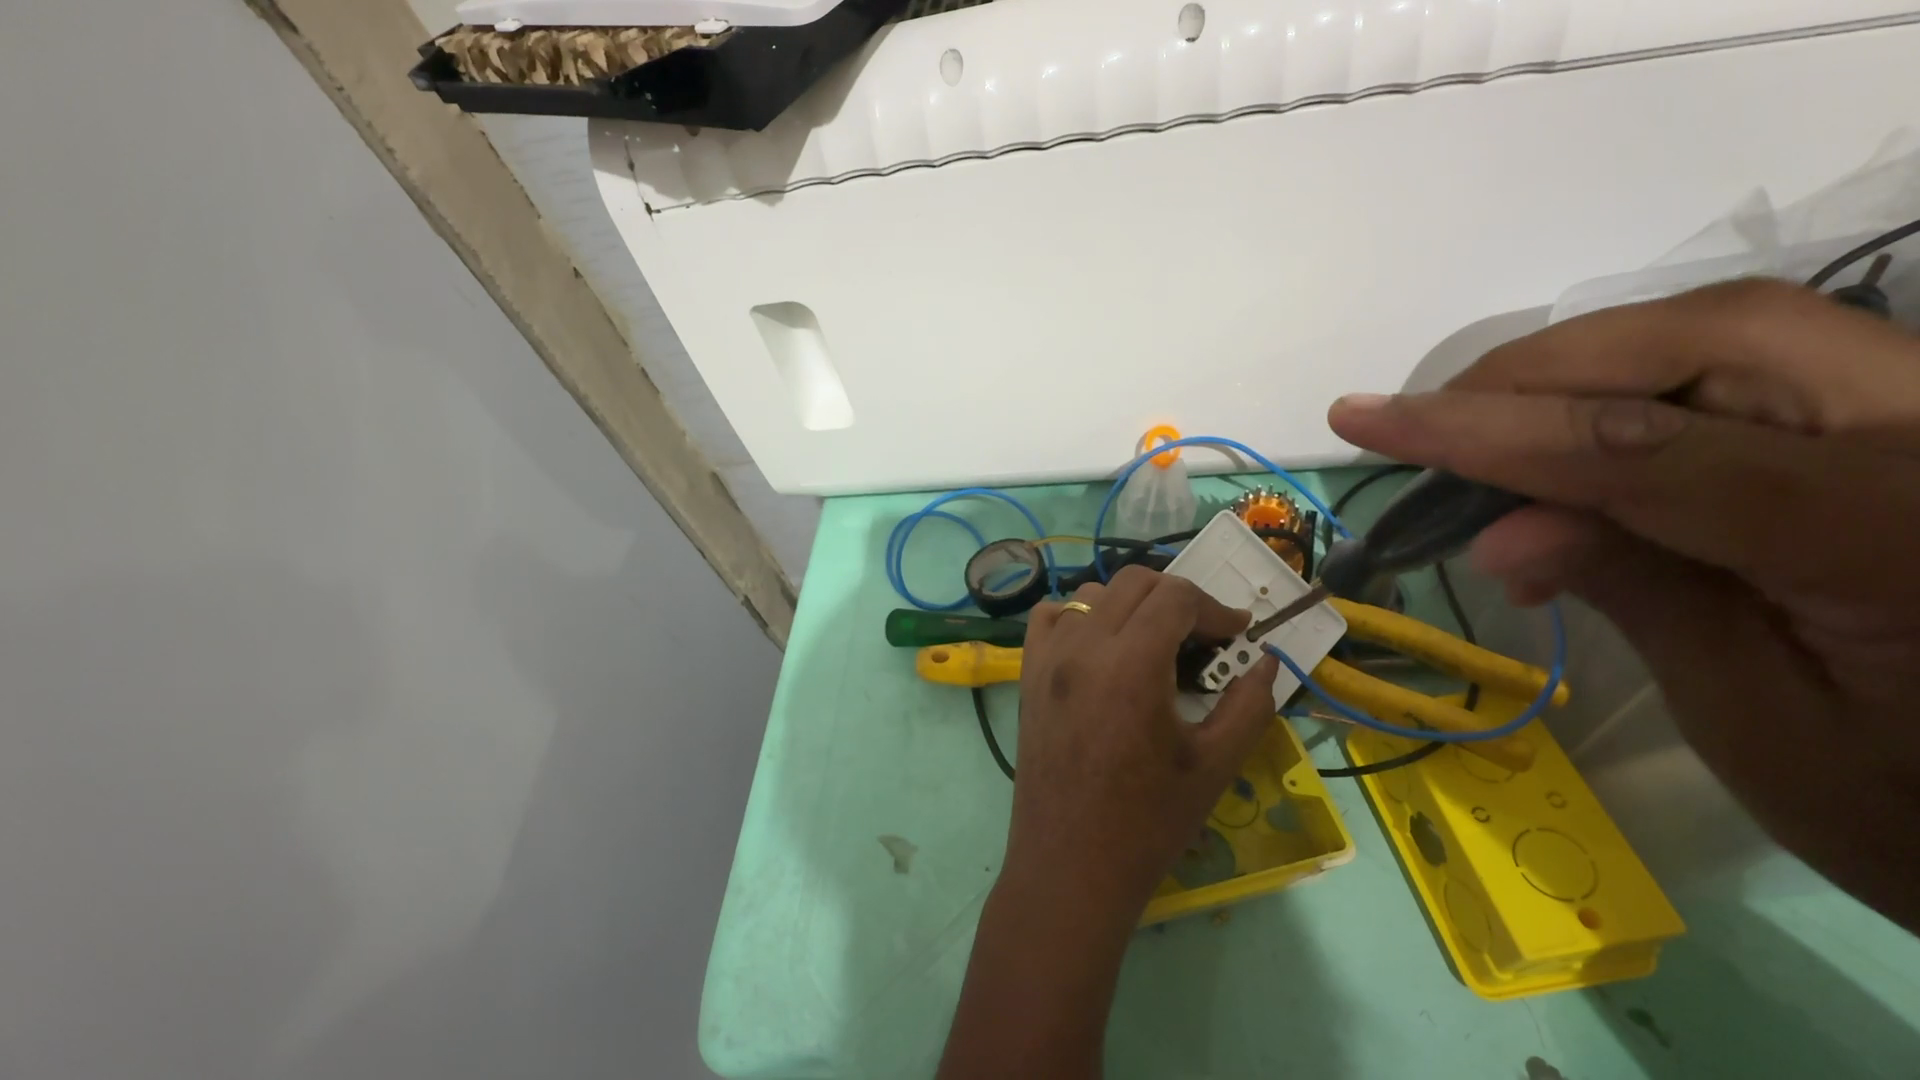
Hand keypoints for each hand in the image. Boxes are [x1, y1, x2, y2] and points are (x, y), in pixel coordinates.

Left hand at [938, 567, 1278, 1079]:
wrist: (1071, 866)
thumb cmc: (1148, 823)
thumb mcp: (1215, 765)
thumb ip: (1249, 703)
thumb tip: (1267, 660)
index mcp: (1131, 665)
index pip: (1176, 597)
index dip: (1215, 608)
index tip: (1237, 635)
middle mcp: (1083, 648)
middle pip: (1135, 583)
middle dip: (1179, 598)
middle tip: (1204, 637)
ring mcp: (1048, 659)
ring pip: (1092, 594)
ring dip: (1131, 605)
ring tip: (1155, 644)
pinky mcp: (1028, 676)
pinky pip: (1051, 618)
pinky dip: (1081, 616)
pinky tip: (1101, 649)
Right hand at [1328, 278, 1919, 930]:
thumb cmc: (1913, 808)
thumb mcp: (1755, 717)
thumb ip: (1636, 589)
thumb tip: (1496, 531)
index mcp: (1901, 534)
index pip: (1648, 450)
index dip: (1491, 432)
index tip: (1366, 419)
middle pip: (1708, 339)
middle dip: (1541, 373)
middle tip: (1432, 425)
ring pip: (1730, 333)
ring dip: (1583, 373)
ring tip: (1488, 440)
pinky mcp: (1903, 416)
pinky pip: (1752, 366)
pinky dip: (1636, 391)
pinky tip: (1573, 451)